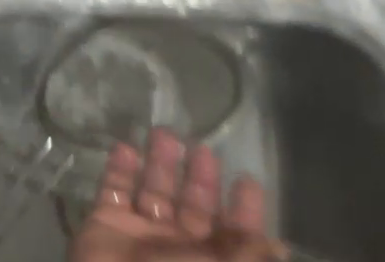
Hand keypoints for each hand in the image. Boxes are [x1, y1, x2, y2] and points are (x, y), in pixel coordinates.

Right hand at [69, 130, 282, 261]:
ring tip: (162, 134)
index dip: (245, 207)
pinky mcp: (107, 219)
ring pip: (154, 190)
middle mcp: (182, 244)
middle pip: (194, 205)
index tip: (247, 178)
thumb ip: (247, 256)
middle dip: (199, 176)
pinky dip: (118, 168)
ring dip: (159, 163)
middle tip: (200, 146)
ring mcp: (143, 230)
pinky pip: (114, 189)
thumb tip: (277, 243)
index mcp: (215, 259)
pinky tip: (124, 148)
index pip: (236, 231)